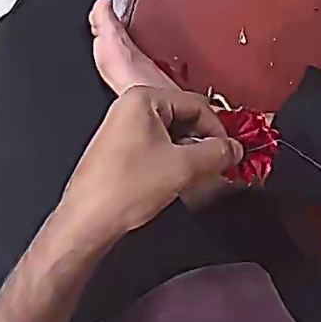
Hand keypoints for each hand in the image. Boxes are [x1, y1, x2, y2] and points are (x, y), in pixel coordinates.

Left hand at [53, 87, 242, 245]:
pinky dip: (173, 159)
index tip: (230, 151)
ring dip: (190, 152)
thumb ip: (217, 153)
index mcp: (142, 98)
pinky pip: (157, 144)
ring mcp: (123, 127)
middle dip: (204, 141)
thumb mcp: (183, 167)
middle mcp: (130, 107)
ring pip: (171, 132)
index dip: (218, 129)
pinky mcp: (119, 148)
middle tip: (218, 164)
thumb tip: (234, 149)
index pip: (196, 104)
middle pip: (184, 116)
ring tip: (199, 174)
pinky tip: (178, 178)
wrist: (86, 223)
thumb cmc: (125, 189)